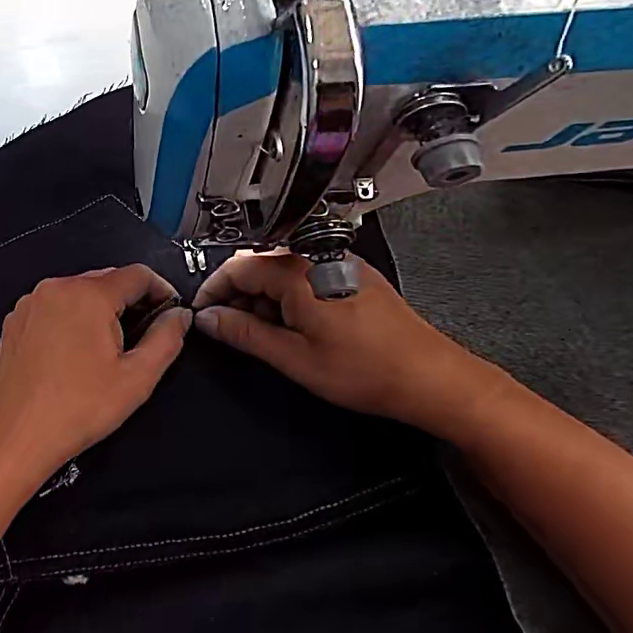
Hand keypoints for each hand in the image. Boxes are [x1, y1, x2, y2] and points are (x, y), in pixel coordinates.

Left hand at [0, 265, 189, 475]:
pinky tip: (78, 353)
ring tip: (110, 350)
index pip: (138, 274)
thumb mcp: (138, 377)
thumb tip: (179, 315)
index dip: (161, 291)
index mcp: (89, 295)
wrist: (15, 438)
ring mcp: (33, 303)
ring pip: (83, 292)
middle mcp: (58, 288)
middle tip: (144, 336)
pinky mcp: (18, 320)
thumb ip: (167, 338)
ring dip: (103, 311)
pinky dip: (74, 319)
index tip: (170, 313)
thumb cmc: (76, 410)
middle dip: (132, 302)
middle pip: (109, 280)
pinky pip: (58, 306)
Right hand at [192, 251, 501, 433]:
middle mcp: (319, 257)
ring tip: (268, 335)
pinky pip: (308, 274)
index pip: (237, 267)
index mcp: (299, 273)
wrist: (428, 375)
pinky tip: (297, 326)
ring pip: (284, 270)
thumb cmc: (371, 369)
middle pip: (260, 265)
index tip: (204, 313)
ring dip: (265, 297)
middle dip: (238, 295)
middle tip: (231, 329)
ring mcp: (339, 262)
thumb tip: (212, 320)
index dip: (213, 290)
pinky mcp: (353, 273)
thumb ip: (246, 334)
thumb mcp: (294, 359)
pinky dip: (291, 296)